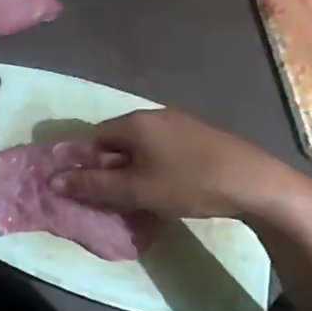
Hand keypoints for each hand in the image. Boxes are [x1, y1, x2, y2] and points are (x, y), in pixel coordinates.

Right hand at [48, 109, 311, 220]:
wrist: (258, 184)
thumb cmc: (188, 184)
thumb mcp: (133, 190)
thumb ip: (91, 185)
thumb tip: (53, 181)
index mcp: (133, 122)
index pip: (92, 139)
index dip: (86, 165)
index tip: (92, 189)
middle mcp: (154, 114)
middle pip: (116, 141)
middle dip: (110, 167)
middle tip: (116, 196)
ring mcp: (180, 122)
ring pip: (140, 146)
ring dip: (133, 168)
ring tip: (142, 194)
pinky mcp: (201, 135)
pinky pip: (162, 148)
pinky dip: (155, 165)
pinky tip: (168, 186)